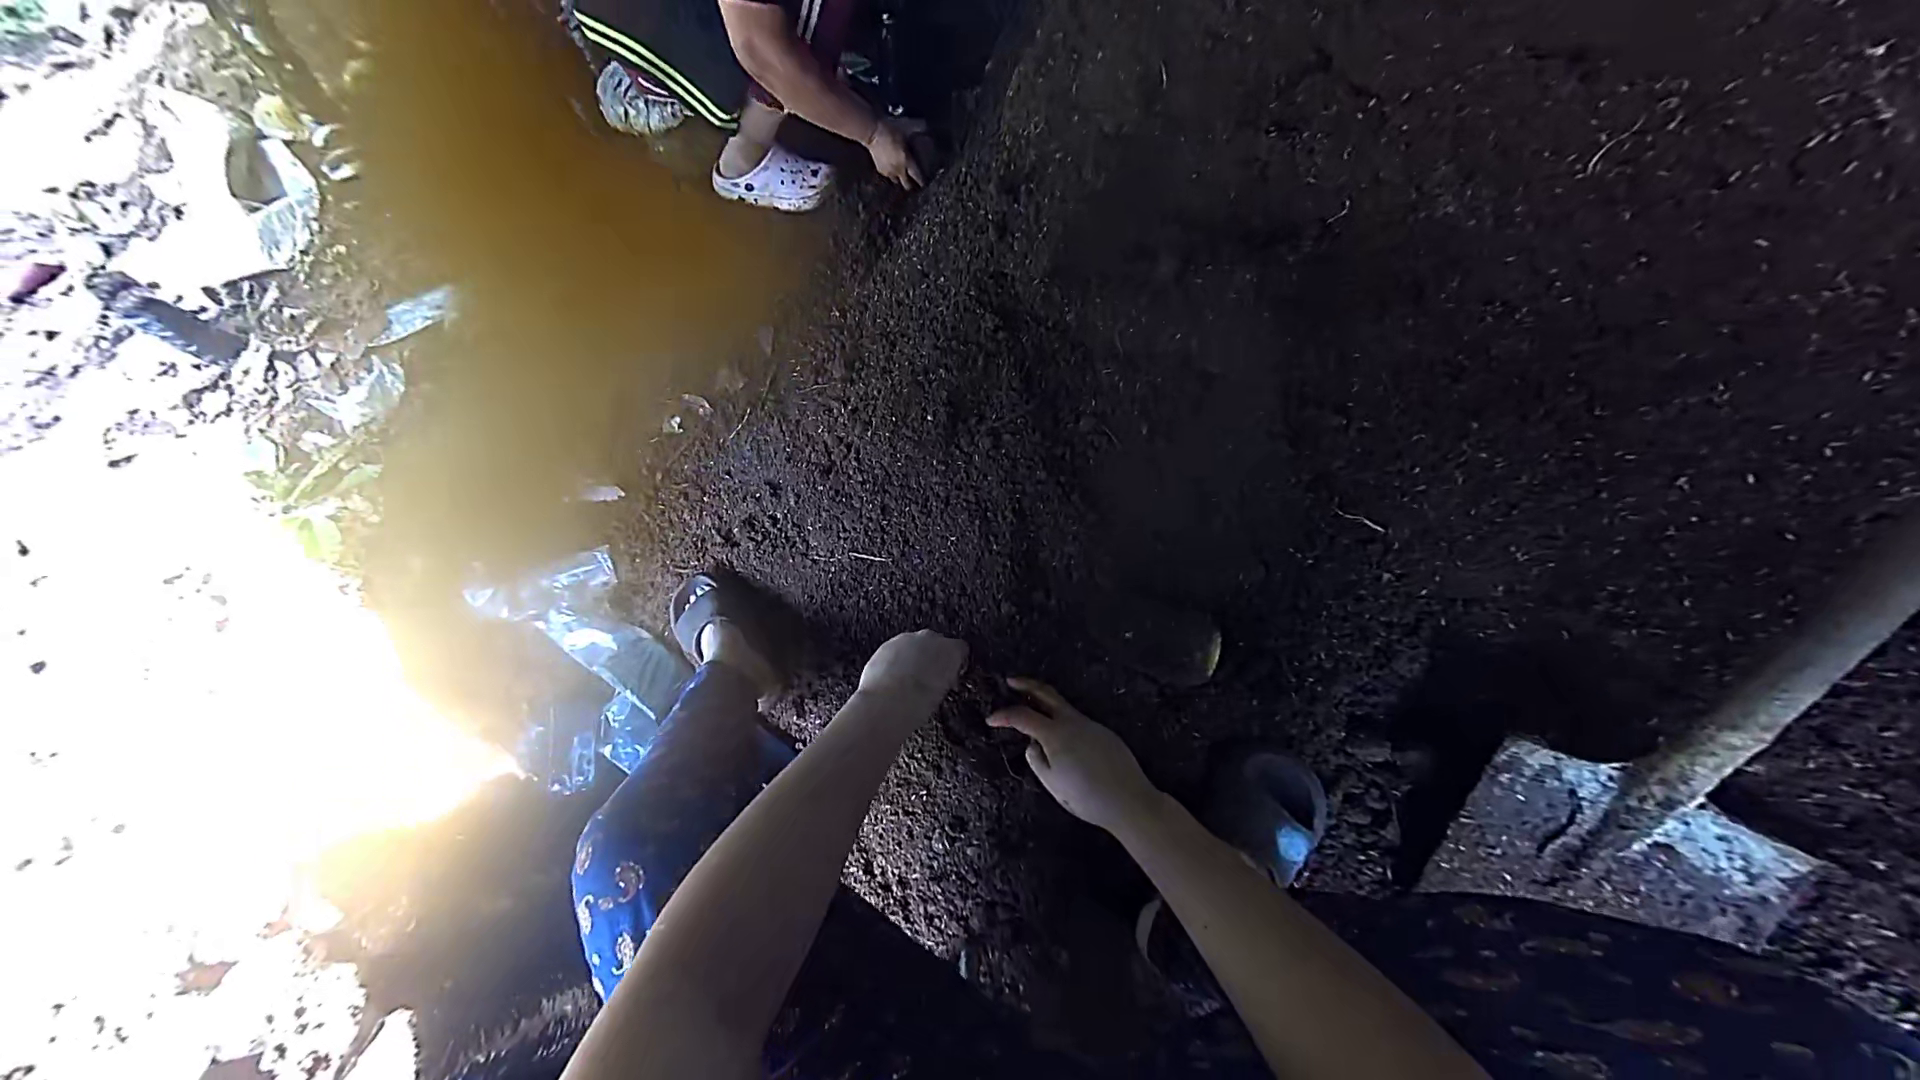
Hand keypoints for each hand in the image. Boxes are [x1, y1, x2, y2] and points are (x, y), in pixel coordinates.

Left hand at [858, 630, 967, 709]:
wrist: (887, 702)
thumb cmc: (917, 703)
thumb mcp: (942, 694)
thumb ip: (946, 680)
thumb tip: (941, 683)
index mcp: (951, 650)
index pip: (961, 649)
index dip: (955, 663)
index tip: (950, 675)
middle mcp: (930, 639)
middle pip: (936, 643)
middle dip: (933, 658)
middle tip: (928, 680)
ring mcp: (907, 639)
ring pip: (914, 645)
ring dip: (912, 658)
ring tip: (907, 682)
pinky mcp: (887, 644)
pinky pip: (895, 649)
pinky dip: (895, 661)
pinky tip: (892, 679)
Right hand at [864, 117, 927, 189]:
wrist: (872, 132)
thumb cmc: (891, 129)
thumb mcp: (907, 126)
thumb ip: (919, 127)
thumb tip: (927, 126)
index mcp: (907, 162)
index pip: (917, 177)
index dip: (921, 181)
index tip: (923, 183)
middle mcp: (899, 171)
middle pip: (906, 184)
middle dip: (910, 184)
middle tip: (912, 182)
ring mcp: (889, 172)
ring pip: (896, 181)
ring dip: (899, 179)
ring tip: (901, 175)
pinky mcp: (880, 170)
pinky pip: (888, 175)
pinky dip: (891, 173)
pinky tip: (891, 168)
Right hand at [987, 678, 1163, 831]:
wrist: (1130, 801)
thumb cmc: (1087, 797)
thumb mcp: (1053, 783)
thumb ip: (1036, 760)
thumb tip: (1033, 744)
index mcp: (1056, 734)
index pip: (1022, 716)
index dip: (1003, 715)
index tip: (990, 719)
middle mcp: (1072, 722)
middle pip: (1046, 693)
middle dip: (1026, 684)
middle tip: (1011, 682)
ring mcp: (1090, 724)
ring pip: (1062, 705)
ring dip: (1043, 700)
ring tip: (1030, 706)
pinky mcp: (1102, 732)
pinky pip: (1075, 719)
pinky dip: (1060, 718)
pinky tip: (1059, 736)